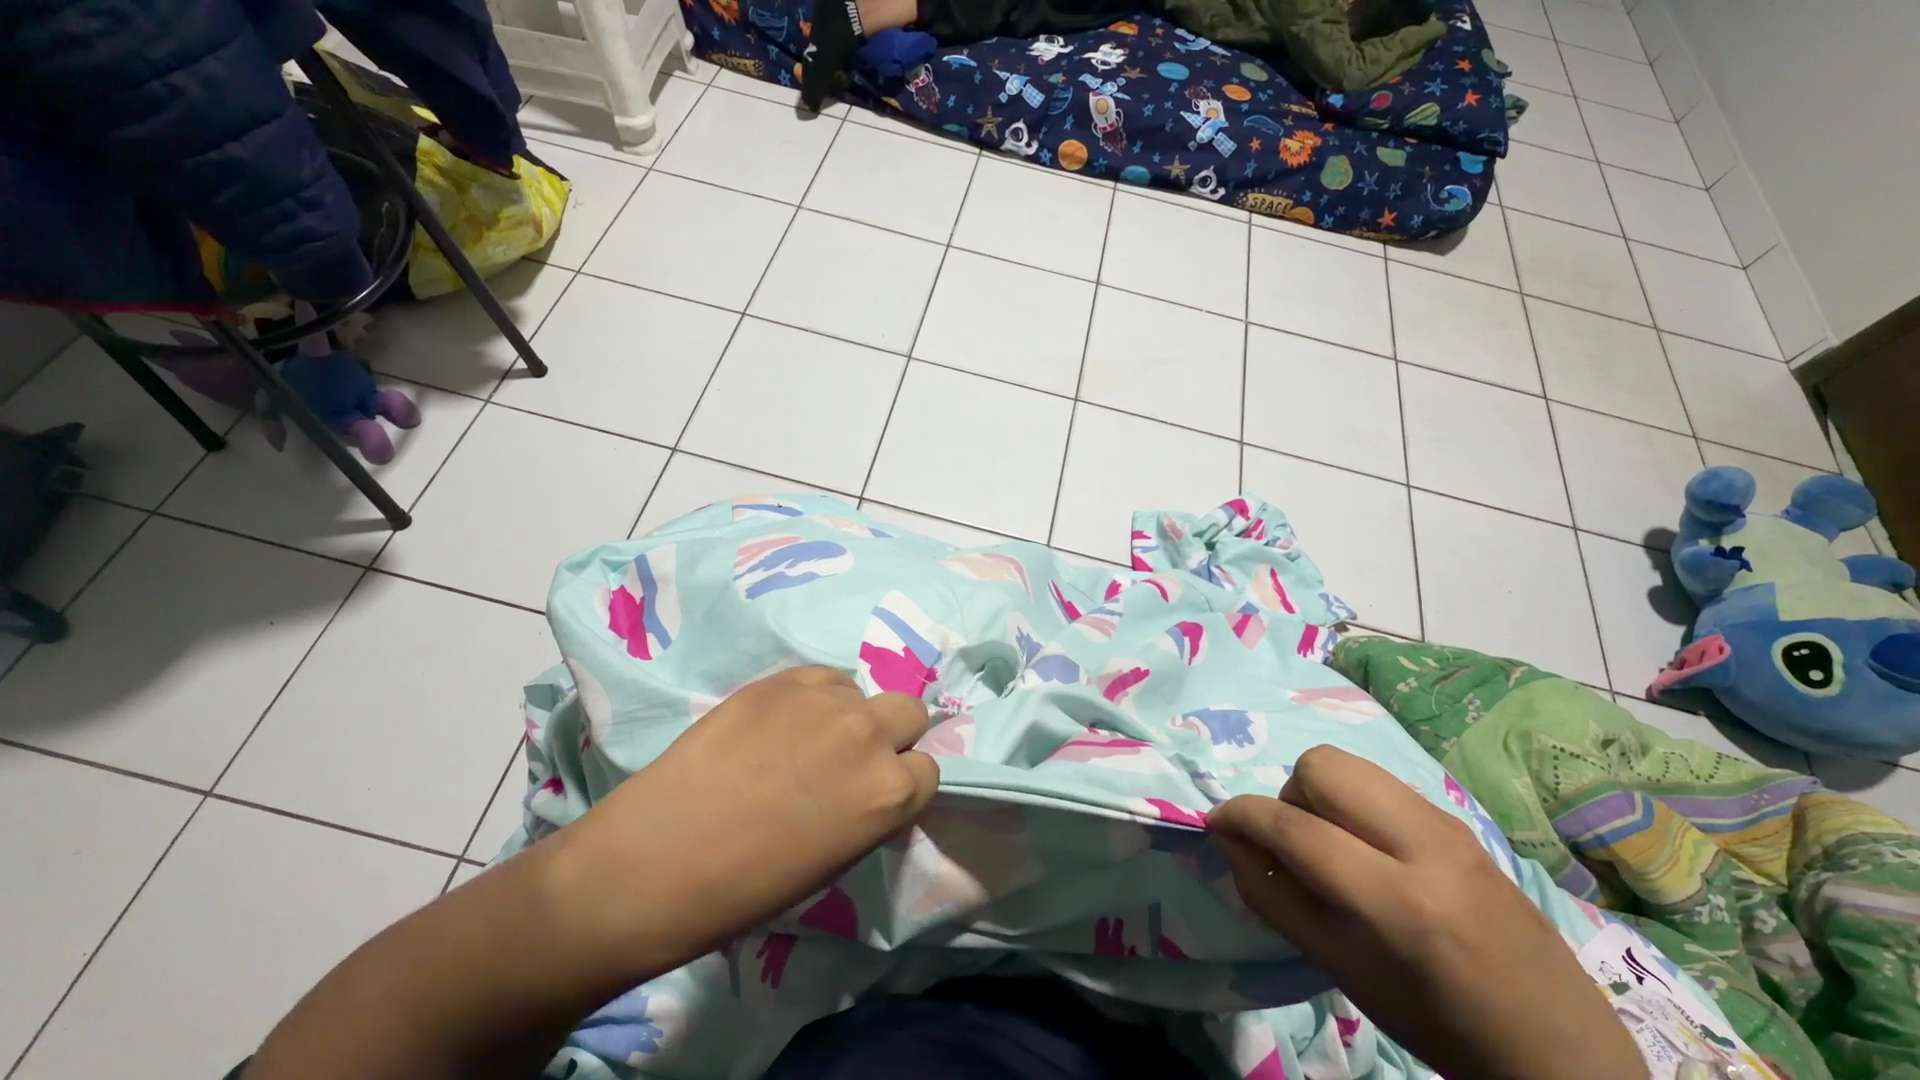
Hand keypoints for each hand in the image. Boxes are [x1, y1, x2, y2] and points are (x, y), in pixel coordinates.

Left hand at [551, 667, 940, 972]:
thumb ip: (869, 812)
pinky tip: (775, 726)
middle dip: (891, 735)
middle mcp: (869, 735)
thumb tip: (872, 787)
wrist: (659, 858)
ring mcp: (822, 701)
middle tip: (848, 761)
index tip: (875, 795)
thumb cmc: (748, 887)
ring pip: (860, 692)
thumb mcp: (836, 860)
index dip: (901, 784)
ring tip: (801, 742)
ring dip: (845, 714)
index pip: (927, 770)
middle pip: (909, 712)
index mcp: (890, 793)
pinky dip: (810, 698)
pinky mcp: (778, 681)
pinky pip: (819, 678)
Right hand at [1207, 746, 1645, 1079]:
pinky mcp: (1459, 819)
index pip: (1293, 828)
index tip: (1217, 824)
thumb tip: (1229, 839)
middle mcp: (1424, 843)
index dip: (1241, 817)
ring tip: (1331, 845)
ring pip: (1352, 764)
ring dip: (1321, 795)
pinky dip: (1355, 803)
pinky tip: (1368, 849)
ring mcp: (1448, 823)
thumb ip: (1272, 898)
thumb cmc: (1431, 1017)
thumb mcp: (1340, 969)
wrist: (1546, 1035)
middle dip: (1289, 796)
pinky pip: (1382, 783)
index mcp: (1394, 900)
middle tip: (1294, 843)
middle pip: (1322, 765)